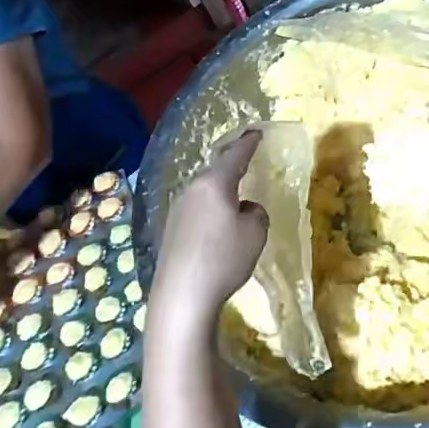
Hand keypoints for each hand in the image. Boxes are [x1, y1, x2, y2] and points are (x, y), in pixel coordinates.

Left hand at [150, 129, 269, 335]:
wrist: (182, 294)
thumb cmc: (224, 258)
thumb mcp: (255, 233)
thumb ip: (255, 213)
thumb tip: (243, 209)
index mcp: (214, 183)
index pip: (235, 156)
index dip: (248, 144)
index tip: (256, 133)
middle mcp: (192, 190)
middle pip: (215, 169)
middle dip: (230, 159)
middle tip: (243, 150)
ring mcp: (178, 209)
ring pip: (204, 188)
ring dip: (219, 185)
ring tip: (233, 187)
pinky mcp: (172, 229)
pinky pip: (197, 207)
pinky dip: (210, 204)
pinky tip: (216, 218)